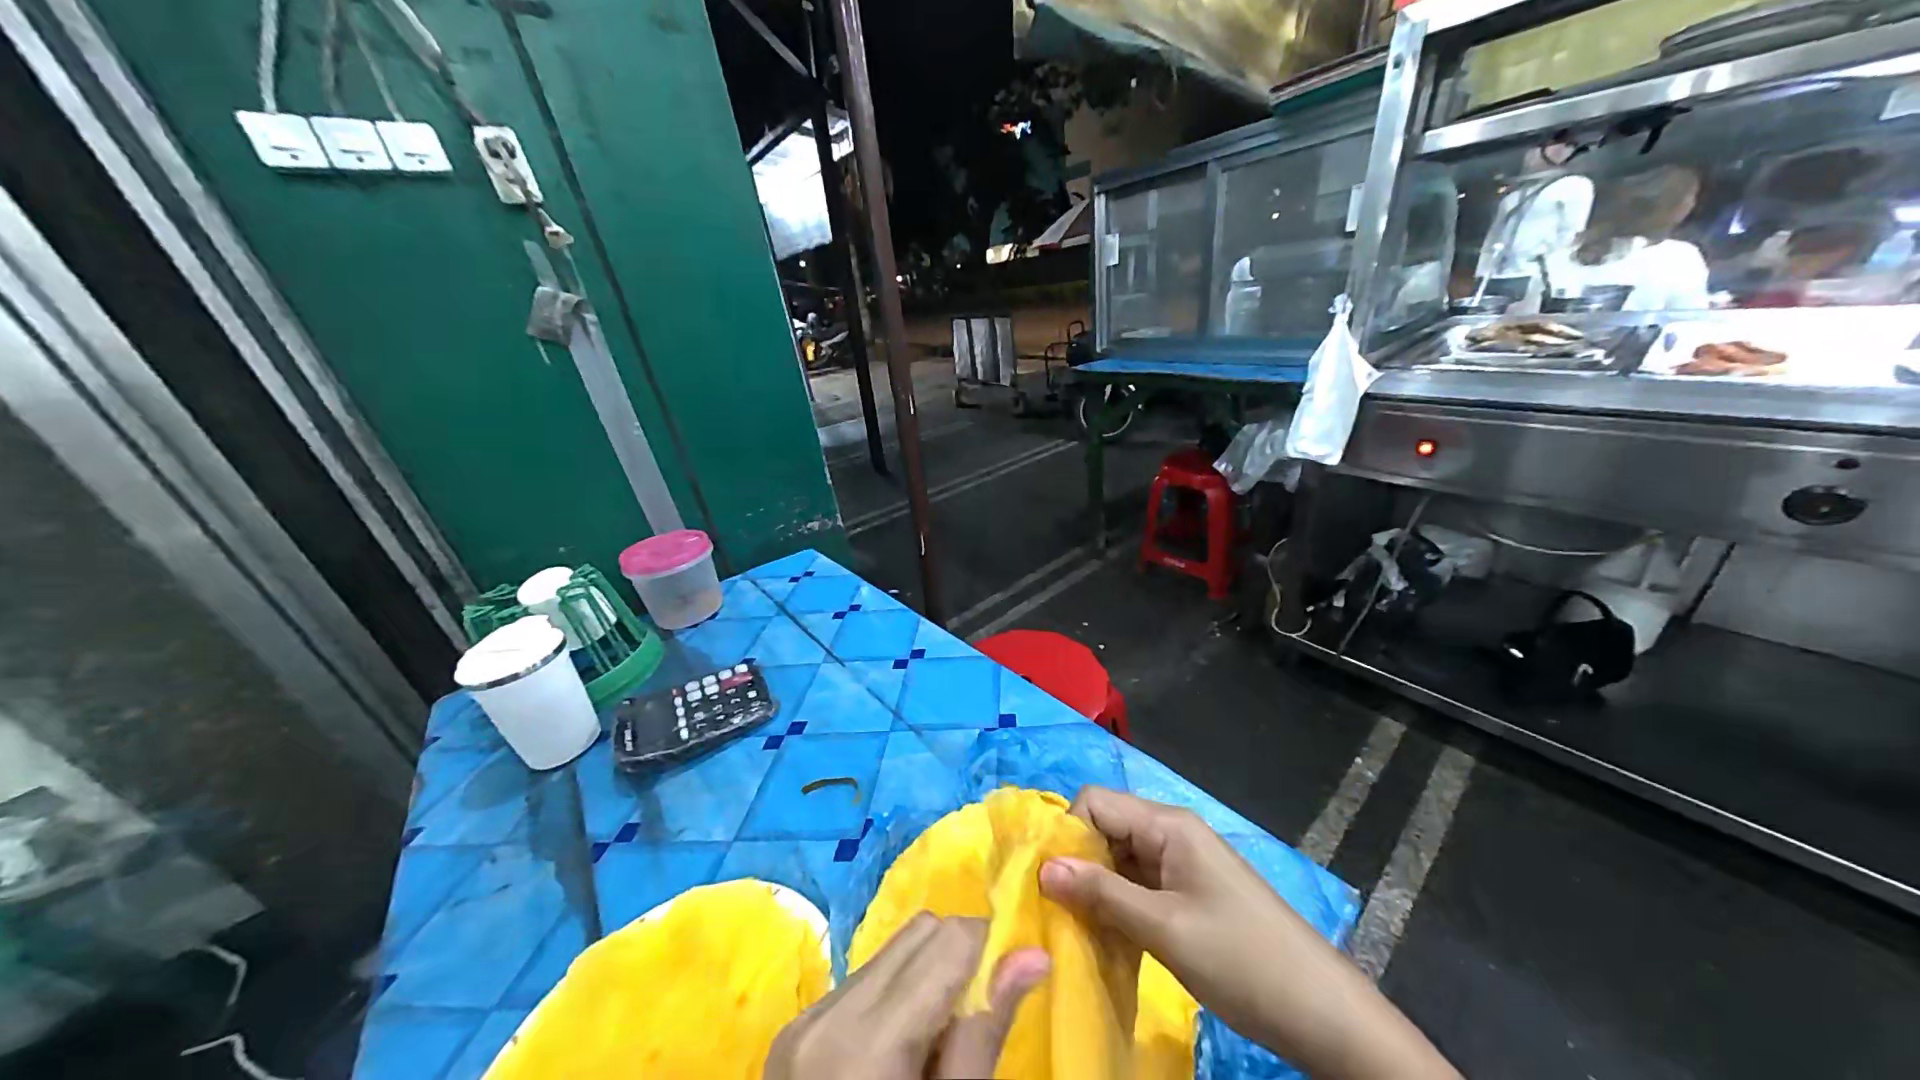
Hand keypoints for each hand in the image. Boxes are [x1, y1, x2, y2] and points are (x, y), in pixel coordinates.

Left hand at [764, 912, 1049, 1079]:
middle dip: (958, 957)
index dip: (988, 952)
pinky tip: (897, 1048)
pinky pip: (862, 977)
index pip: (947, 939)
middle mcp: (830, 1012)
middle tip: (973, 1020)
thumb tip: (1033, 955)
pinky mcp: (797, 1025)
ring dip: (926, 975)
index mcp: (867, 1043)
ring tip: (934, 1040)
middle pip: (919, 931)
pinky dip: (894, 994)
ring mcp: (807, 1017)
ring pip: (891, 949)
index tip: (1006, 988)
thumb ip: (983, 1036)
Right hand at [1037, 787, 1458, 1079]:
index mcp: (1168, 825)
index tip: (1049, 880)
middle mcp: (1172, 834)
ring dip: (1097, 891)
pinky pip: (1139, 886)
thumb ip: (1101, 894)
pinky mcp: (1189, 894)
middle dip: (1078, 864)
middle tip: (1058, 912)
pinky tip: (1109, 940)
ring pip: (1119, 861)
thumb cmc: (1242, 960)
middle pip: (1105, 829)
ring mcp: (1182, 865)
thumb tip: (1042, 866)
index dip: (1068, 834)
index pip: (1096, 802)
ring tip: (1078, 931)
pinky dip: (1119, 907)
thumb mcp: (1164, 929)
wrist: (1322, 1012)